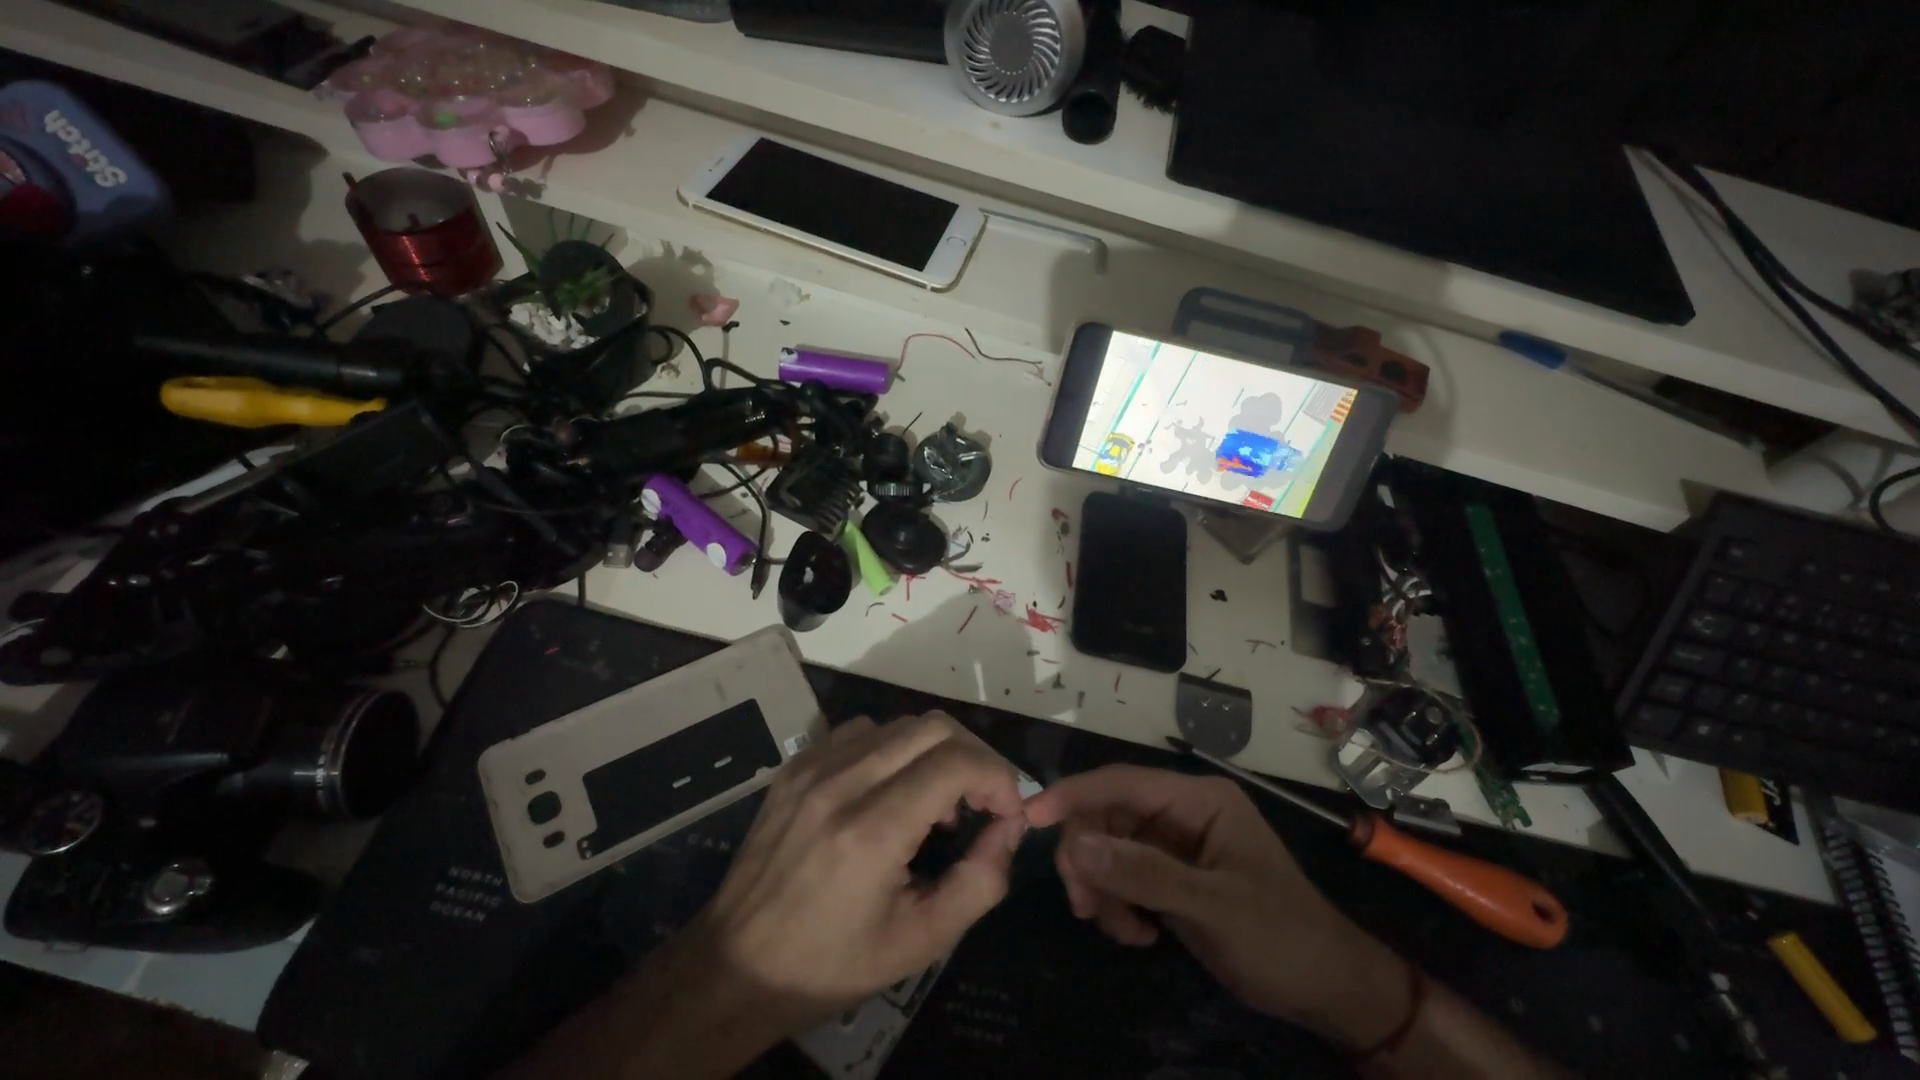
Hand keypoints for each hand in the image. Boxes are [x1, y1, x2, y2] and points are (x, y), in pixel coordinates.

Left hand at [690, 712, 1025, 1028]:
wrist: (737, 966)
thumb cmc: (832, 965)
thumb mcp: (921, 942)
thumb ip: (980, 881)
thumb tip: (1010, 826)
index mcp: (873, 830)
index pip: (957, 762)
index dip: (998, 778)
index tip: (1006, 813)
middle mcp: (842, 782)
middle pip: (933, 726)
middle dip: (974, 757)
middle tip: (981, 804)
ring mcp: (812, 768)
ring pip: (898, 724)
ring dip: (934, 752)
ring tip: (935, 804)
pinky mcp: (794, 767)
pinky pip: (859, 732)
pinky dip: (892, 749)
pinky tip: (890, 791)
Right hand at [1024, 765, 1406, 1046]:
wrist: (1325, 989)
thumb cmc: (1280, 938)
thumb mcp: (1213, 906)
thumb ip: (1145, 873)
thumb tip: (1075, 844)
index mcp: (1199, 800)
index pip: (1121, 783)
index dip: (1073, 795)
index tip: (1027, 818)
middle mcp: (1182, 812)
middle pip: (1105, 816)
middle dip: (1088, 859)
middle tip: (1085, 907)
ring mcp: (1174, 845)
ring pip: (1106, 848)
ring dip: (1102, 889)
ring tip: (1124, 931)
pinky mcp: (1169, 875)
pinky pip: (1120, 875)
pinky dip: (1117, 904)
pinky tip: (1139, 935)